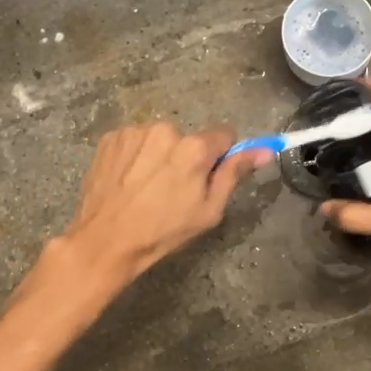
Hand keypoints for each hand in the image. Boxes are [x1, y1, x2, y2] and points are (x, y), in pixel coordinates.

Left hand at [55, 122, 269, 286]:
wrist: (105, 240)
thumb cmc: (163, 231)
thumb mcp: (208, 210)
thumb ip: (235, 174)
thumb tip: (265, 151)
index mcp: (194, 147)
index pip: (224, 135)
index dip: (220, 156)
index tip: (208, 176)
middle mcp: (165, 130)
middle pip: (189, 138)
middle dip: (186, 158)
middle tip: (173, 191)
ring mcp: (134, 132)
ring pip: (160, 139)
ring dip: (159, 156)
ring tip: (147, 188)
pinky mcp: (111, 138)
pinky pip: (135, 141)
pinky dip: (136, 156)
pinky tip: (129, 181)